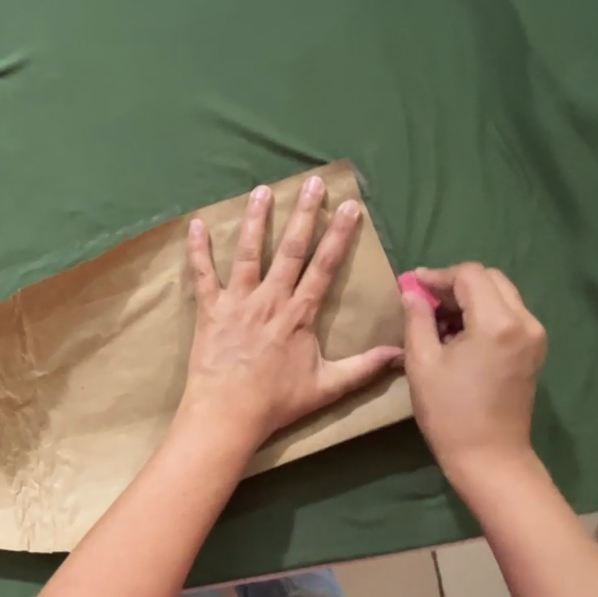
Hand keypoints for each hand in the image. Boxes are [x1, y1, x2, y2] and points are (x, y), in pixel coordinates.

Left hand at [179, 178, 402, 451]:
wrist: (227, 414)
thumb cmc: (276, 402)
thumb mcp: (327, 387)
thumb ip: (364, 368)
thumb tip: (402, 354)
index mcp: (299, 314)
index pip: (325, 266)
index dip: (339, 234)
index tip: (350, 205)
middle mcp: (270, 300)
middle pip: (291, 249)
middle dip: (305, 214)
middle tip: (314, 182)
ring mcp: (237, 302)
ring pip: (249, 253)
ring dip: (257, 220)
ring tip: (263, 190)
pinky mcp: (209, 311)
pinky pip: (202, 275)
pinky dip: (198, 250)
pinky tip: (196, 225)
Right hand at [399, 262, 546, 480]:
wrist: (488, 454)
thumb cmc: (448, 411)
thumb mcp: (422, 363)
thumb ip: (417, 320)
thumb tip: (412, 293)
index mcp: (497, 323)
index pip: (471, 275)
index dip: (438, 275)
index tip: (411, 285)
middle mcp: (525, 321)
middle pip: (491, 279)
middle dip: (455, 283)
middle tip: (423, 300)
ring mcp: (534, 336)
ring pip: (502, 295)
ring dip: (470, 298)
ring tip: (437, 318)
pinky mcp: (534, 350)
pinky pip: (509, 315)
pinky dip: (483, 313)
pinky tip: (458, 333)